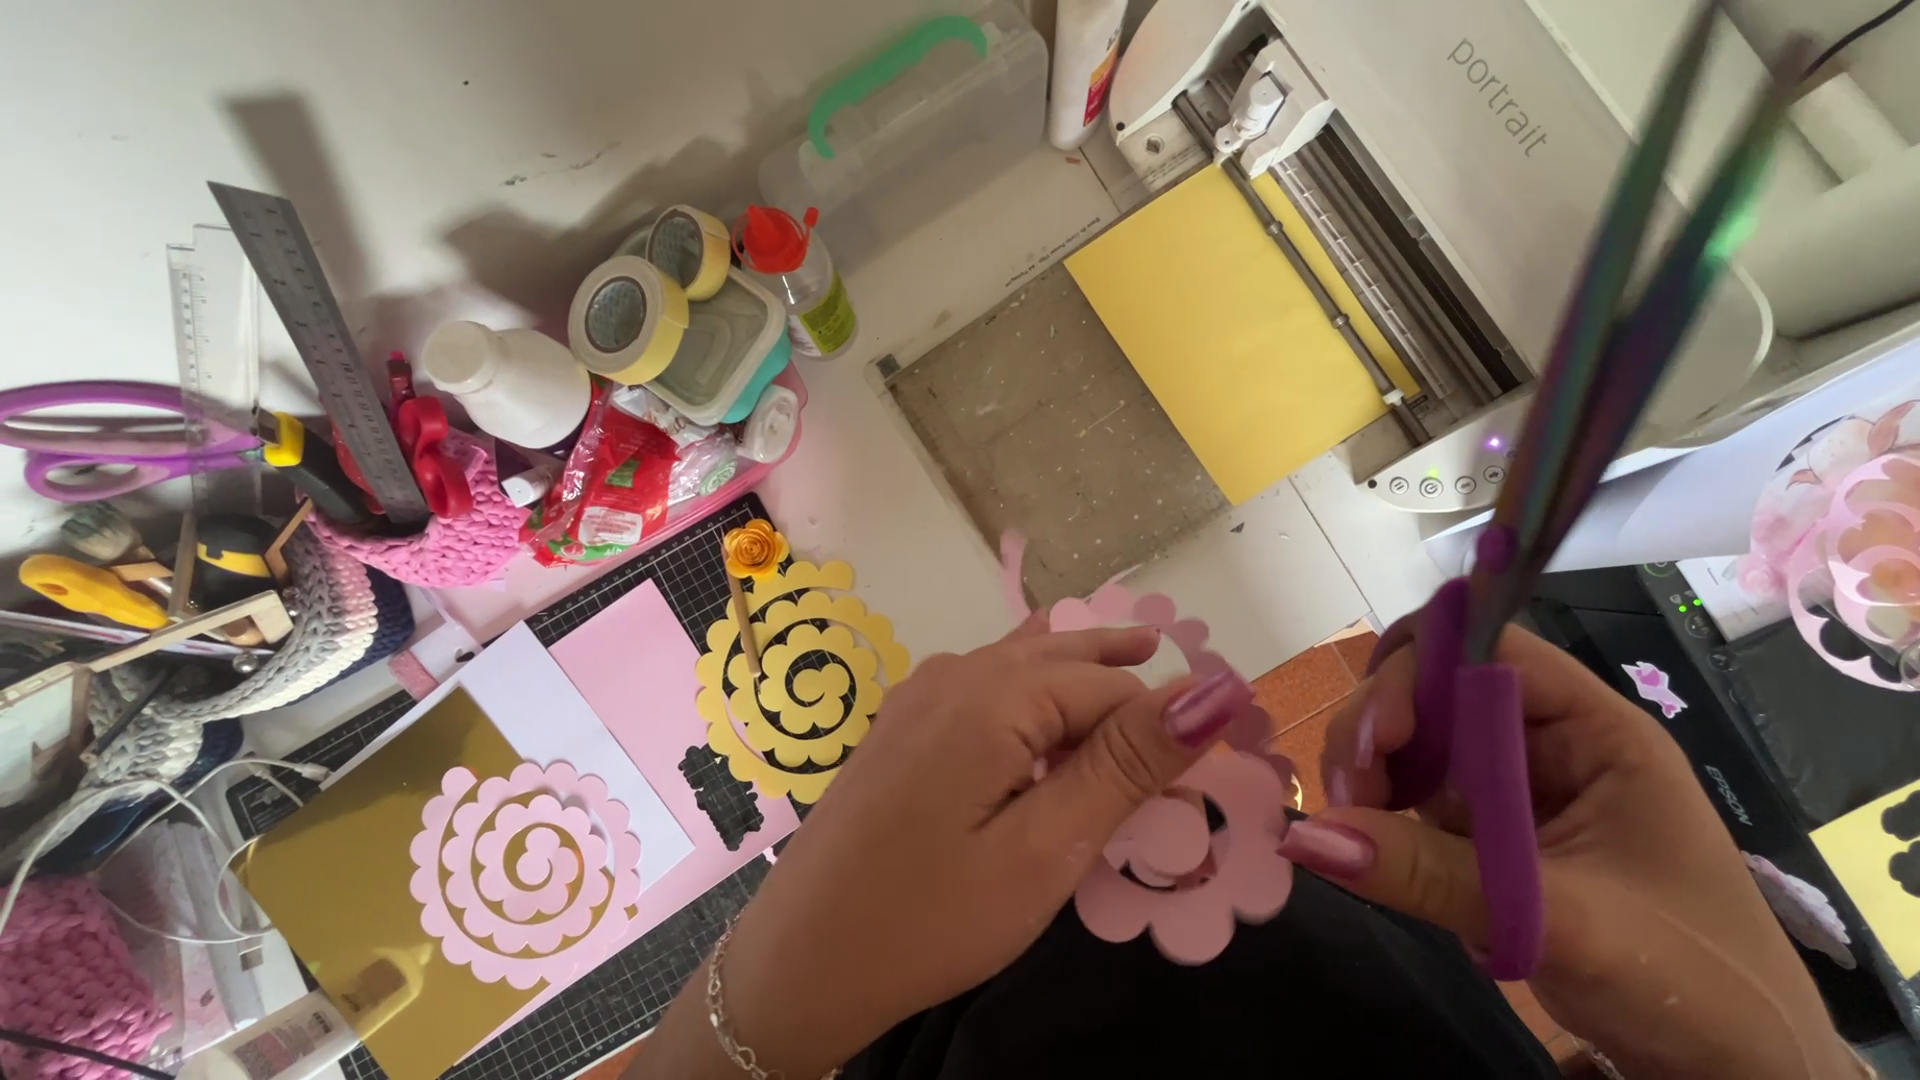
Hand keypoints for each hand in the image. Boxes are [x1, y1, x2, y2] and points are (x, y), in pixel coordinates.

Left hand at [637, 617, 1253, 1078]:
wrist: (800, 958)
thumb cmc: (928, 916)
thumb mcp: (1043, 849)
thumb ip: (1122, 764)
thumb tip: (1209, 692)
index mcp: (993, 697)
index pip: (1106, 687)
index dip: (1162, 716)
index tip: (1210, 753)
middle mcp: (954, 677)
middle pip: (1060, 660)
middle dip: (1121, 671)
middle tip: (1178, 672)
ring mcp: (918, 698)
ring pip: (1017, 663)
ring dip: (1075, 667)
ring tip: (1128, 652)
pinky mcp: (900, 727)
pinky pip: (980, 683)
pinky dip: (1026, 683)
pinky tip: (1037, 684)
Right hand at [1284, 624, 1855, 1078]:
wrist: (1736, 1075)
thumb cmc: (1689, 985)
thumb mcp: (1556, 920)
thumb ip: (1428, 873)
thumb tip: (1308, 838)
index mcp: (1595, 732)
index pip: (1487, 651)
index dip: (1418, 672)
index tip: (1375, 738)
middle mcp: (1546, 741)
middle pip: (1433, 686)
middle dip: (1377, 726)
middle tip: (1347, 792)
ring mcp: (1511, 783)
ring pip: (1413, 736)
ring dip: (1367, 764)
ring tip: (1350, 820)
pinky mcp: (1482, 826)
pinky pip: (1411, 787)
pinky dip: (1375, 801)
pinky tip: (1363, 834)